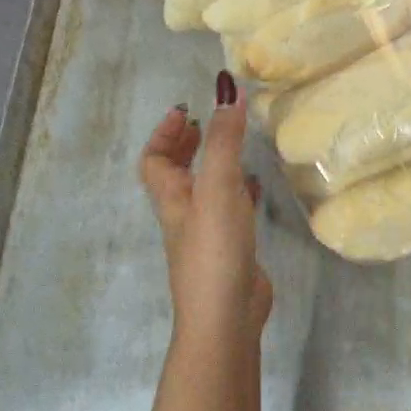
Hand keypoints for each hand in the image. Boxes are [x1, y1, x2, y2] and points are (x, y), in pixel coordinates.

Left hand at [139, 72, 271, 343]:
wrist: (225, 318)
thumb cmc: (214, 249)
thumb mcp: (218, 186)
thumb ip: (224, 140)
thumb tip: (227, 91)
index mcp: (173, 199)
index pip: (153, 160)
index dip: (164, 133)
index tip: (186, 109)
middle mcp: (185, 215)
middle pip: (175, 174)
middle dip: (186, 144)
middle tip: (207, 120)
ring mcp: (207, 235)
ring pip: (204, 190)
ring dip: (214, 164)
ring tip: (236, 143)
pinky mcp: (231, 250)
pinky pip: (231, 209)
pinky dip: (240, 190)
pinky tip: (257, 185)